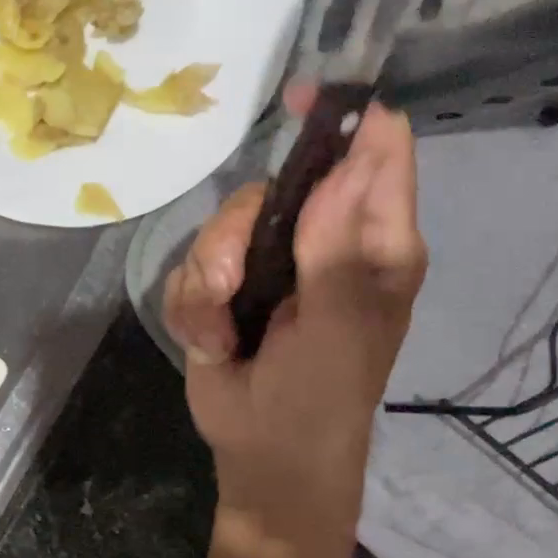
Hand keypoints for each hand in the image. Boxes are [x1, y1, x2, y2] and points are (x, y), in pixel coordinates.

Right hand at [163, 91, 425, 531]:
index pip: (372, 154)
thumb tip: (350, 161)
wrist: (263, 453)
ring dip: (204, 285)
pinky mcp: (215, 298)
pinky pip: (184, 275)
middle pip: (266, 193)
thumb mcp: (339, 322)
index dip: (342, 122)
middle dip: (233, 238)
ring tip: (218, 333)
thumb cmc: (322, 395)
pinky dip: (187, 310)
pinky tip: (208, 342)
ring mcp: (261, 272)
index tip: (297, 104)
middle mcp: (314, 245)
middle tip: (229, 285)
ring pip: (213, 235)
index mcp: (371, 242)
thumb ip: (338, 246)